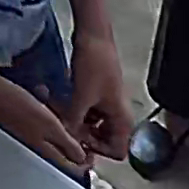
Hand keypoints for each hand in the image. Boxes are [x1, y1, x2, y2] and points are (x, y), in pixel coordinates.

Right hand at [0, 71, 89, 176]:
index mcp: (47, 154)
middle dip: (75, 147)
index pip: (73, 169)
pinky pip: (41, 130)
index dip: (86, 162)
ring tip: (65, 119)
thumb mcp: (50, 125)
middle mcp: (38, 151)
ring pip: (53, 143)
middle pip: (64, 157)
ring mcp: (29, 139)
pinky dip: (48, 122)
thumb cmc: (17, 104)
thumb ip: (68, 144)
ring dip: (63, 133)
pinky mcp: (21, 127)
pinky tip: (46, 106)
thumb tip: (82, 159)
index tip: (92, 150)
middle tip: (81, 133)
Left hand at [66, 34, 134, 158]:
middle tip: (70, 128)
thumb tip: (65, 137)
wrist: (94, 36)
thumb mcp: (82, 97)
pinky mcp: (101, 99)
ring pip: (97, 129)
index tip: (82, 139)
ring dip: (81, 125)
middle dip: (87, 137)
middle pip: (106, 142)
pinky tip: (68, 105)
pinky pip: (92, 116)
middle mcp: (119, 119)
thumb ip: (74, 121)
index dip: (99, 150)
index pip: (117, 152)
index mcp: (123, 122)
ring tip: (65, 115)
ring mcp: (110, 109)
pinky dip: (80, 114)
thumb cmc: (95, 65)